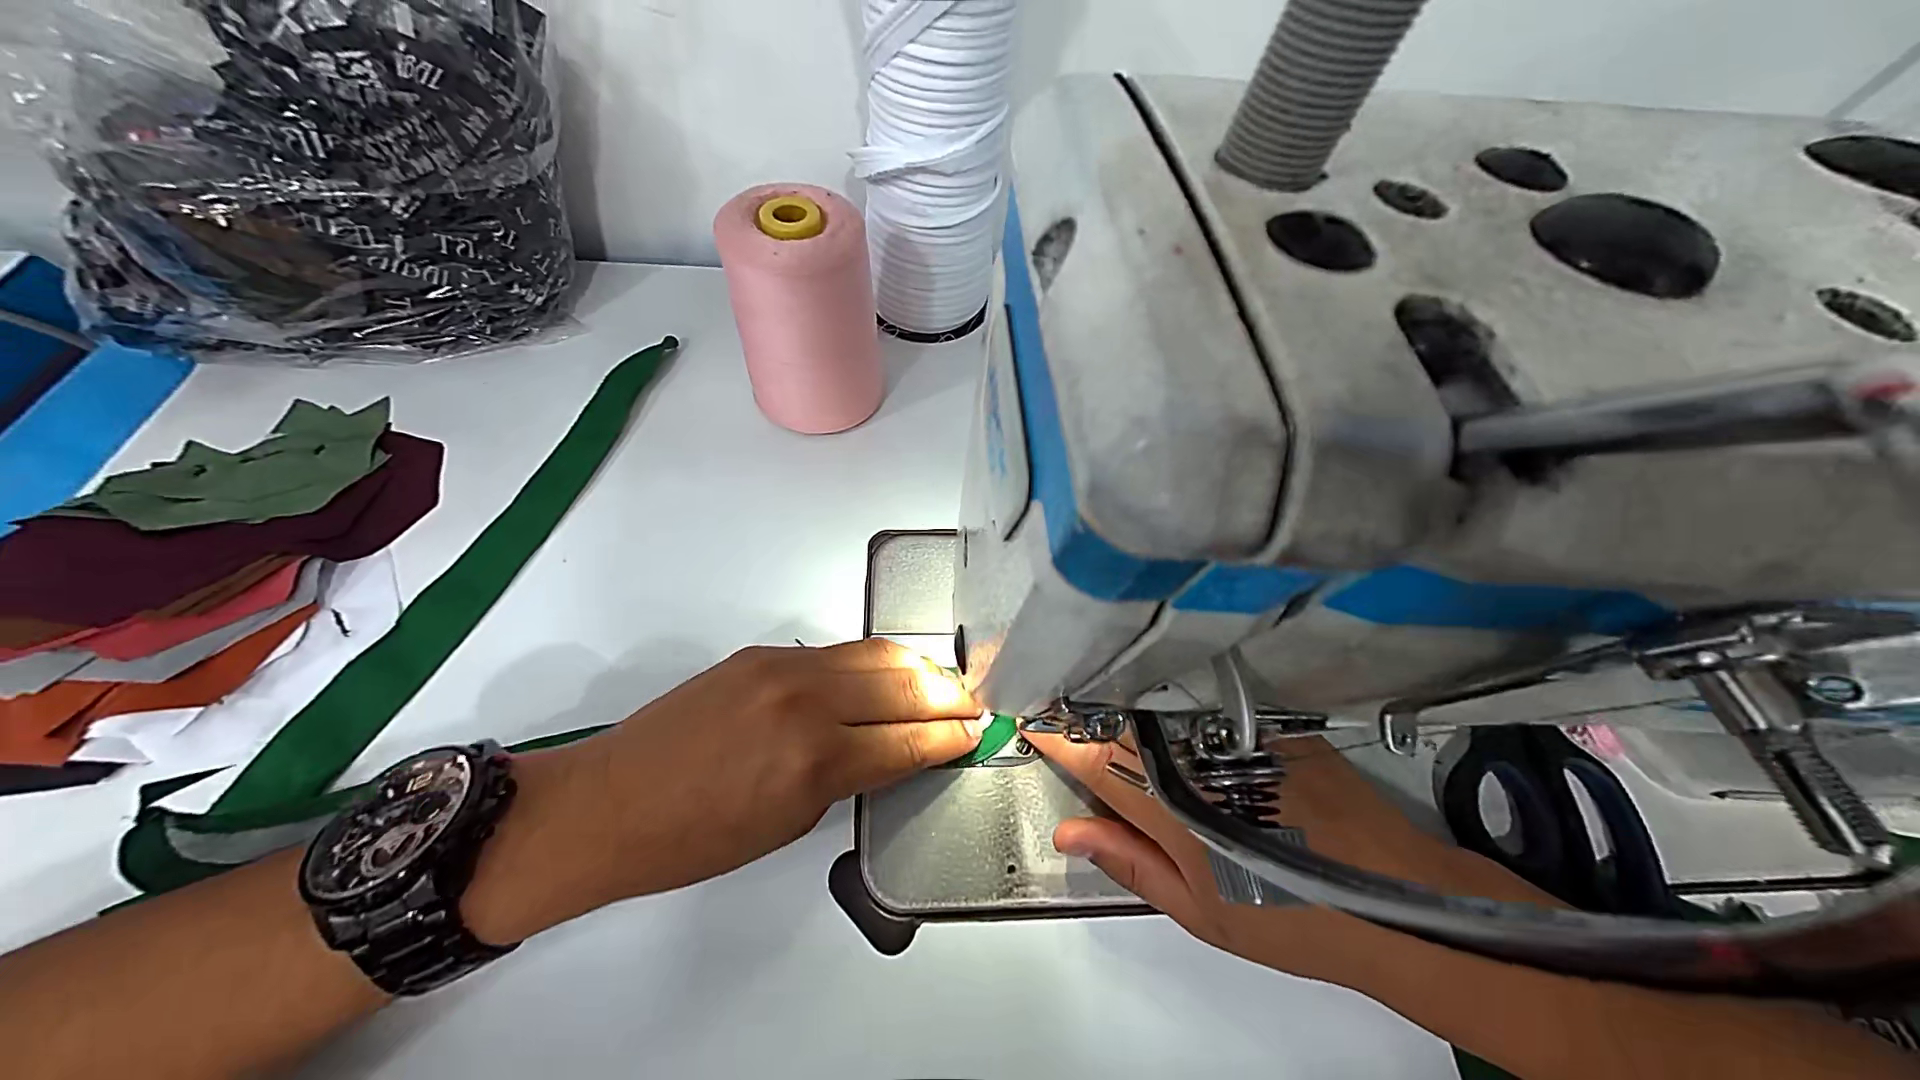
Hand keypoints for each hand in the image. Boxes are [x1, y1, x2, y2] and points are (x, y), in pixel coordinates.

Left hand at [465, 639, 981, 941]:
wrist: (609, 804)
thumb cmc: (695, 838)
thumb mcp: (790, 822)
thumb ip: (851, 776)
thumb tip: (896, 749)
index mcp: (813, 760)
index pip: (908, 739)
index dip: (951, 737)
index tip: (977, 734)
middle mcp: (805, 700)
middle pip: (903, 683)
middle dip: (948, 695)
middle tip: (973, 705)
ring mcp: (782, 667)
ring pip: (875, 653)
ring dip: (918, 669)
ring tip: (942, 684)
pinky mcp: (762, 653)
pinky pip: (837, 651)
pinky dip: (873, 661)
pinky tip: (887, 674)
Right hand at [1027, 733, 1536, 987]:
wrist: (1392, 901)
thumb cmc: (1288, 921)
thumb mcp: (1198, 909)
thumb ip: (1129, 862)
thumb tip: (1068, 833)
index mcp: (1169, 809)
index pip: (1092, 762)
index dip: (1055, 738)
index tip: (1029, 719)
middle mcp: (1196, 760)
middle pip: (1118, 724)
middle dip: (1080, 714)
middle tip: (1056, 707)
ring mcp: (1234, 737)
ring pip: (1157, 708)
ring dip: (1121, 705)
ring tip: (1099, 704)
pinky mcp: (1269, 724)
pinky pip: (1204, 704)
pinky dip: (1172, 702)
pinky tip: (1166, 704)